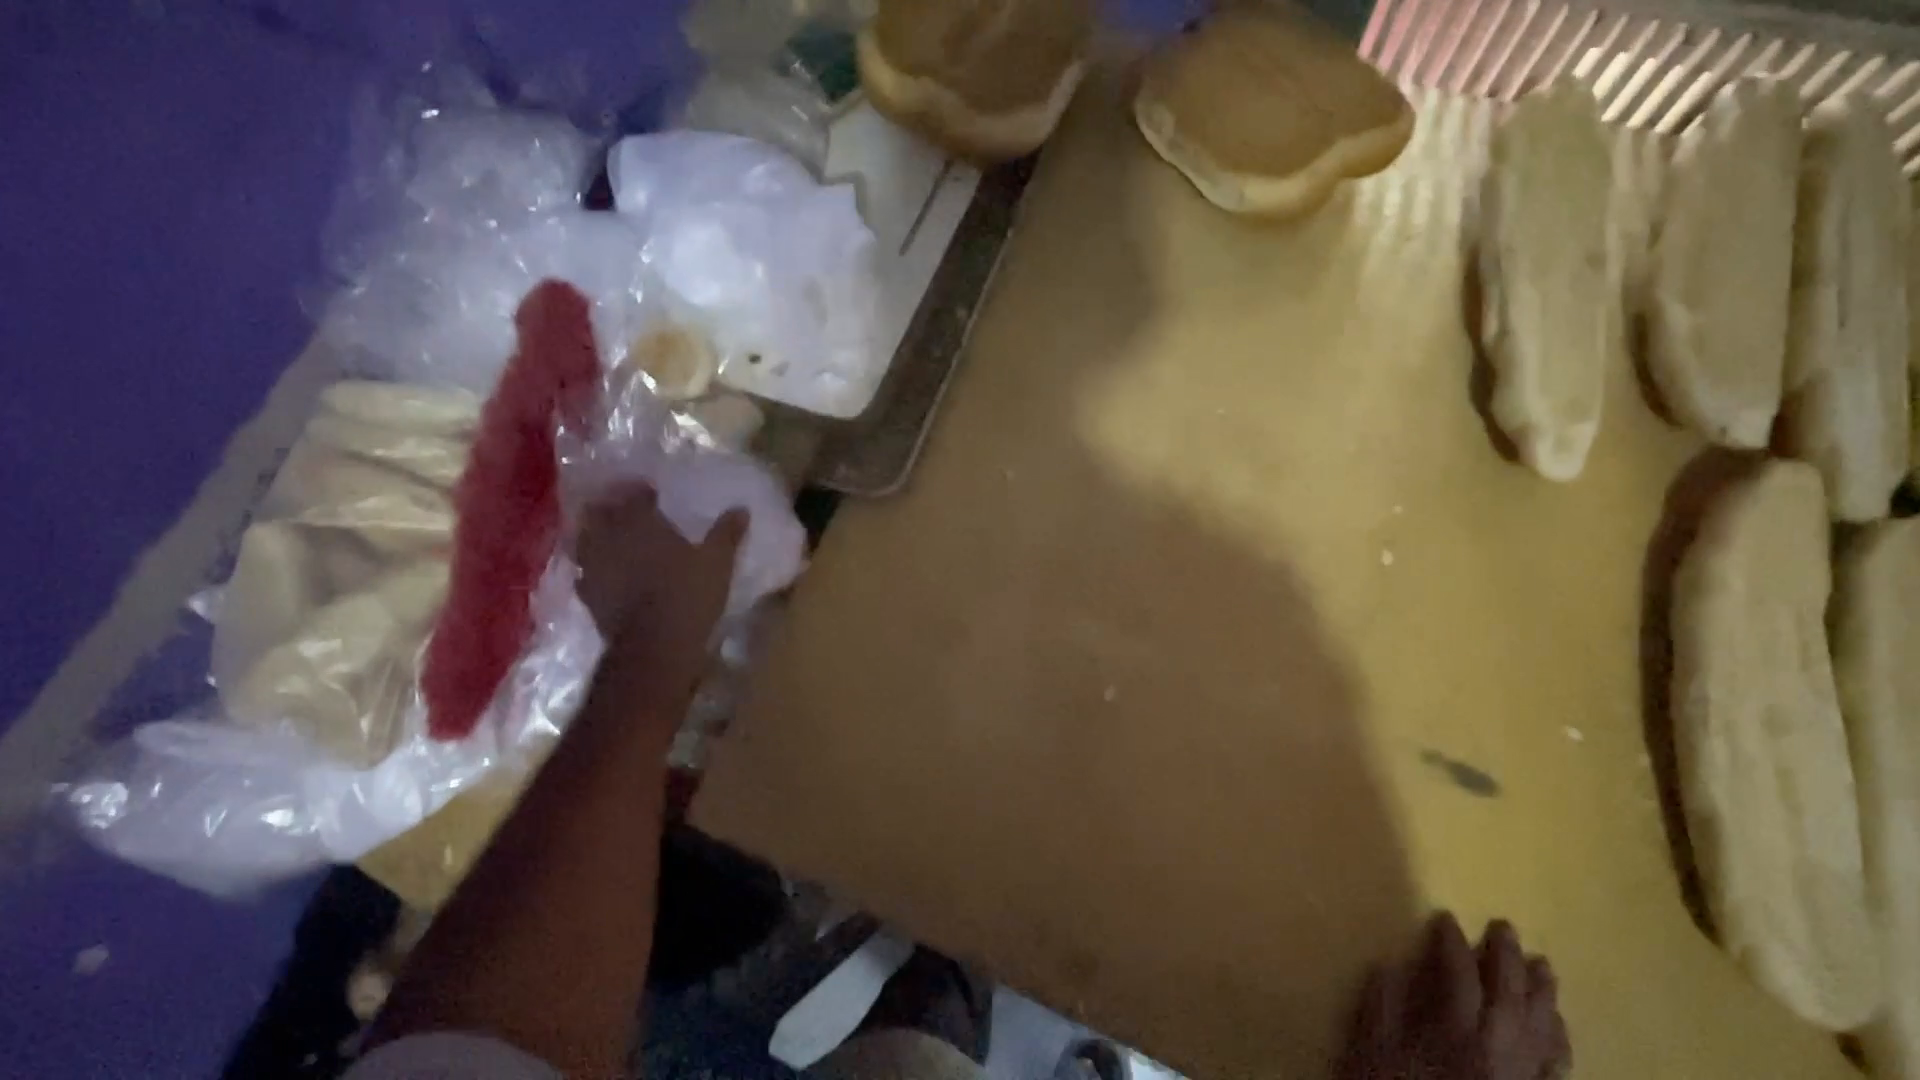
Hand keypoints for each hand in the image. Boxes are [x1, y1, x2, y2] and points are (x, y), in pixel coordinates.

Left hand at [576, 485, 745, 690]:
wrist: (655, 645)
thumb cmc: (689, 595)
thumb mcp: (717, 562)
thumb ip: (726, 534)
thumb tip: (741, 509)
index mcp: (642, 523)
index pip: (634, 495)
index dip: (640, 490)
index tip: (650, 491)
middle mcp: (611, 538)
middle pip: (600, 513)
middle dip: (610, 507)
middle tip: (623, 509)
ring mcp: (594, 567)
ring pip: (584, 540)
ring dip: (594, 534)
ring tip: (608, 536)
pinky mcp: (588, 596)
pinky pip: (583, 573)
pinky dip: (590, 568)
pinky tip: (600, 572)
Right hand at [1338, 912, 1569, 1079]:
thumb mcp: (1370, 1054)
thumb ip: (1380, 1009)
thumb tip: (1389, 967)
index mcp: (1456, 1034)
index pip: (1460, 975)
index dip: (1452, 942)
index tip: (1444, 918)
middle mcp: (1499, 1051)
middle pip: (1510, 994)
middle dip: (1506, 956)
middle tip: (1504, 926)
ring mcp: (1523, 1078)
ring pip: (1542, 1026)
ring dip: (1543, 991)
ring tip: (1543, 964)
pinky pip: (1557, 1064)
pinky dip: (1558, 1036)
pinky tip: (1556, 1023)